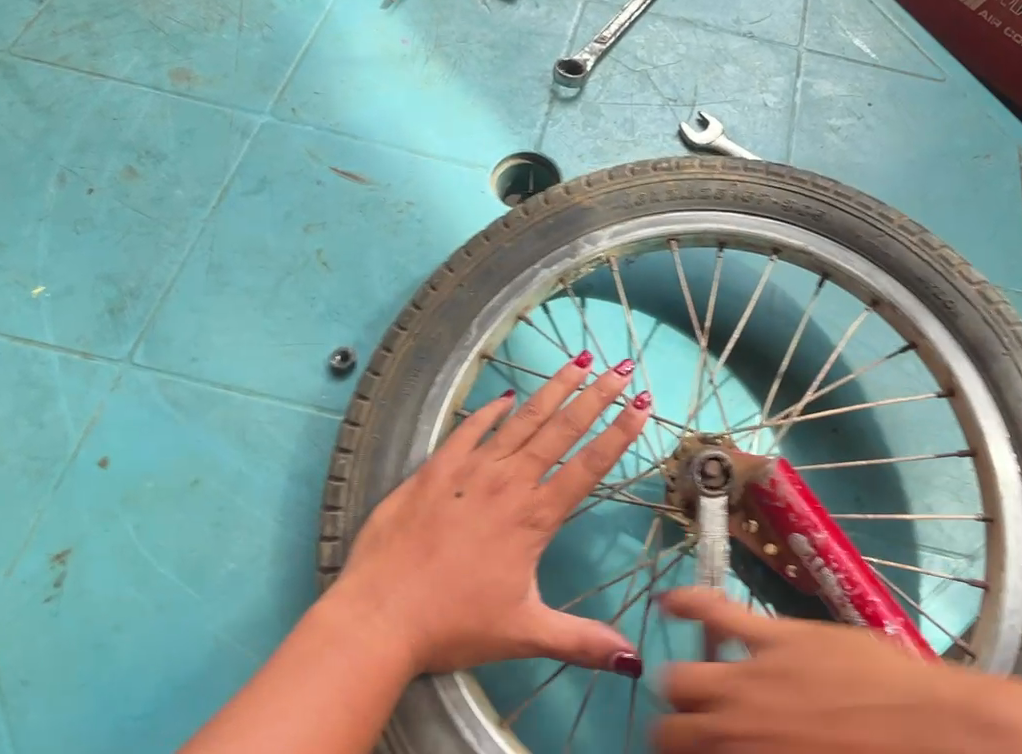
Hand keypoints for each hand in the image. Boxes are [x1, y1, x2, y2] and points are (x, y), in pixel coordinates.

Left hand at [330, 351, 651, 676]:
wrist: (380, 615)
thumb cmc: (454, 625)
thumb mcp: (524, 633)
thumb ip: (581, 641)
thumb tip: (634, 660)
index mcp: (534, 517)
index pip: (588, 467)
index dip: (618, 434)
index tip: (642, 406)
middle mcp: (508, 483)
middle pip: (560, 430)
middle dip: (595, 397)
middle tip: (621, 367)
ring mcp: (470, 471)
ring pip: (520, 420)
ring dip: (552, 390)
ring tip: (577, 361)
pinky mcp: (435, 470)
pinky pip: (468, 429)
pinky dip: (490, 410)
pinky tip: (506, 394)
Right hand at [654, 589, 988, 752]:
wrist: (933, 735)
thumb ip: (767, 753)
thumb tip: (754, 742)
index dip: (691, 752)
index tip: (702, 749)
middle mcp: (733, 729)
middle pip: (671, 729)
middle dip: (678, 729)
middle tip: (696, 728)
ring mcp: (749, 679)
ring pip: (681, 677)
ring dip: (680, 683)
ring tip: (686, 679)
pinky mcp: (772, 638)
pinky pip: (713, 612)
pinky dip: (687, 604)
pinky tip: (670, 601)